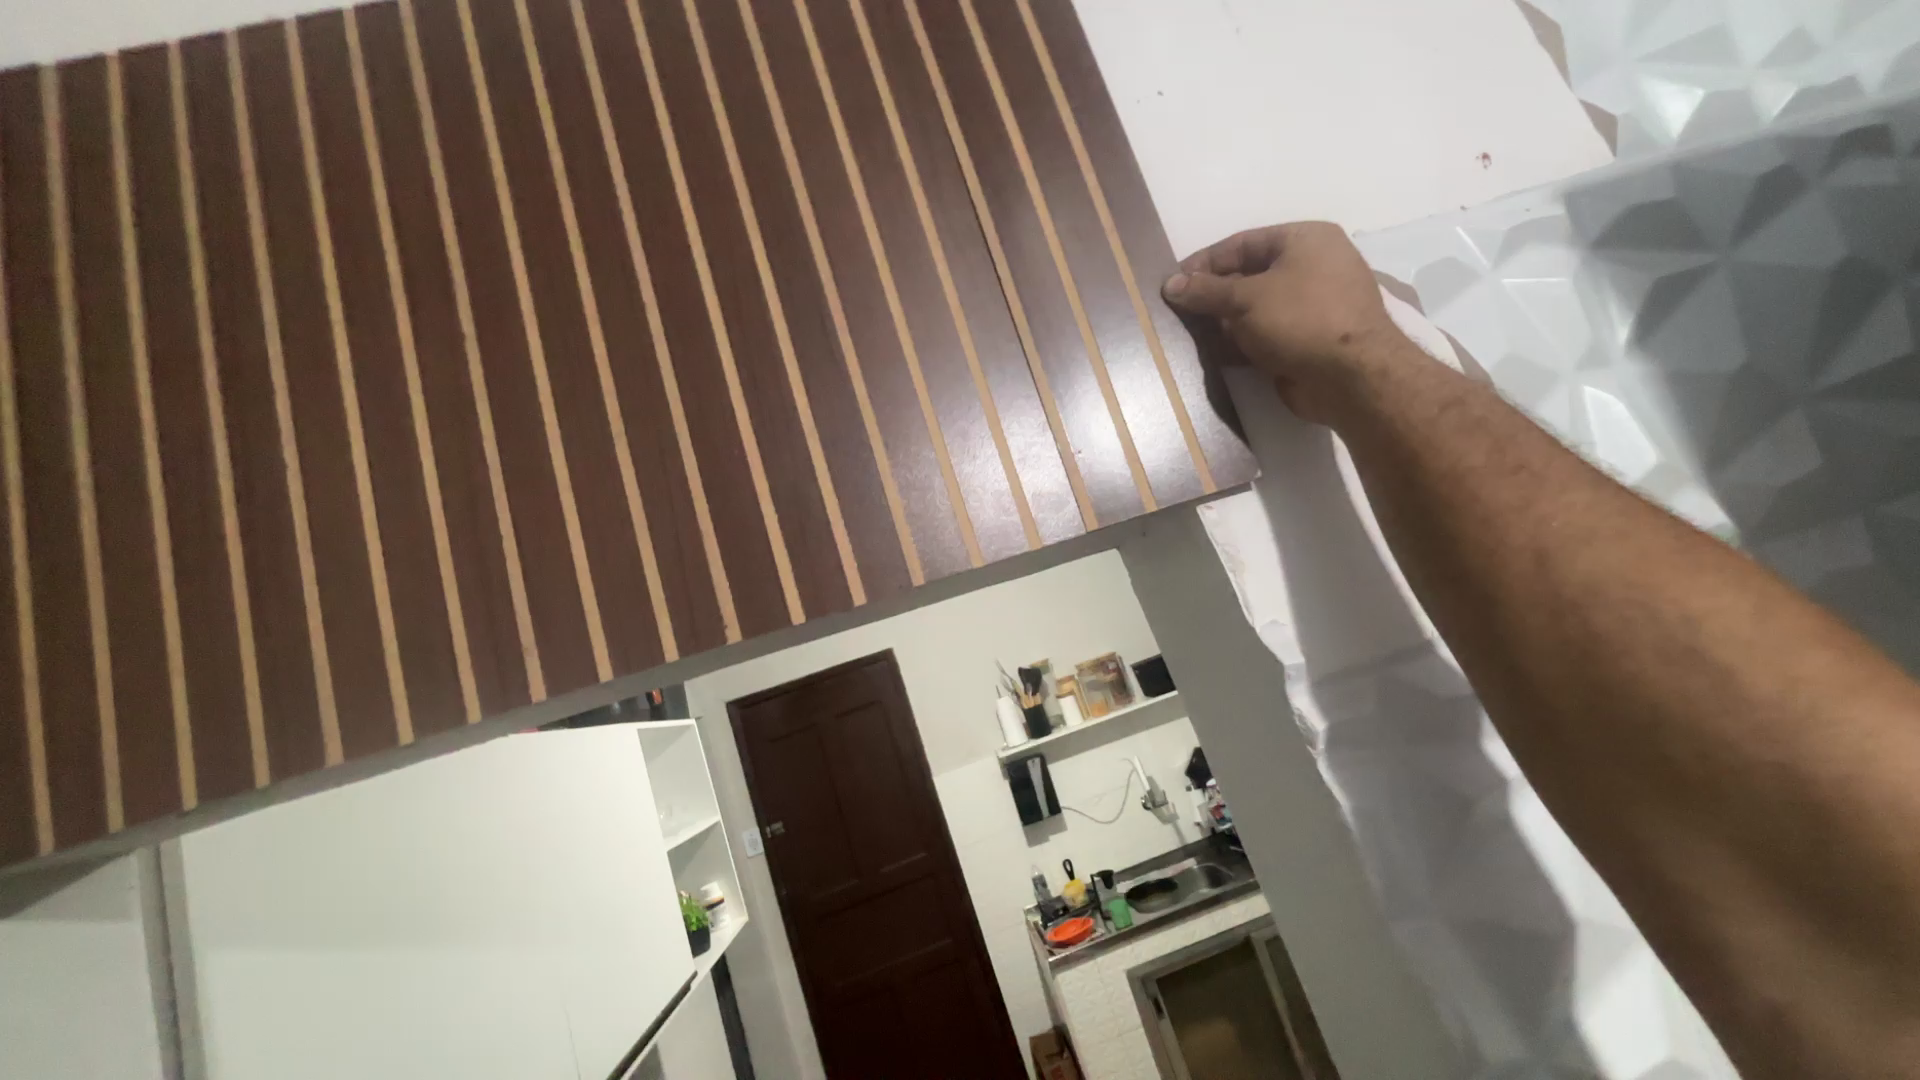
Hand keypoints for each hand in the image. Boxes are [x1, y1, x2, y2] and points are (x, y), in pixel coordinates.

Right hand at [1162, 221, 1406, 425]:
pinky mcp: (1304, 342)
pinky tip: (1210, 354)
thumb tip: (1169, 284)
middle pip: (1247, 277)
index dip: (1204, 262)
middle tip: (1176, 312)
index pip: (1242, 244)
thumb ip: (1205, 291)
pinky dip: (1238, 344)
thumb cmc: (1301, 319)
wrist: (1350, 377)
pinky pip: (1262, 336)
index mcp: (1304, 240)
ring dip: (1221, 323)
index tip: (1172, 282)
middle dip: (1211, 296)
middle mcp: (1310, 268)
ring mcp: (1309, 308)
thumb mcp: (1246, 298)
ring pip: (1253, 310)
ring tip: (1186, 335)